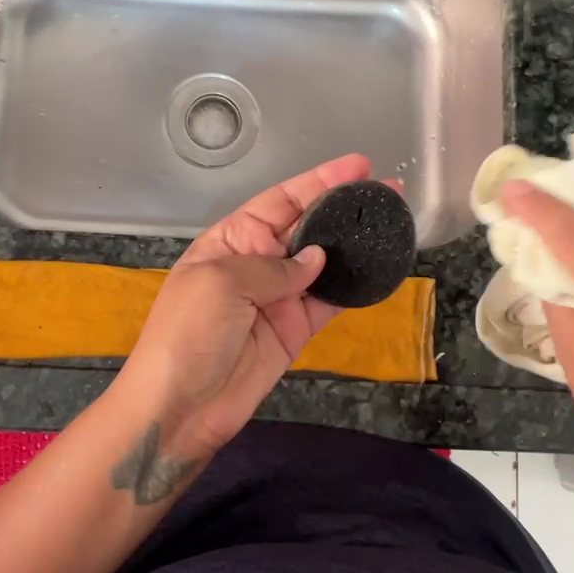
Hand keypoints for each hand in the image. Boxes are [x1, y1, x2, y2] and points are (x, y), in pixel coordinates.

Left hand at [112, 154, 380, 453]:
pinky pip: (330, 302)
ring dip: (355, 246)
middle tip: (388, 192)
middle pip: (307, 226)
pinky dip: (353, 288)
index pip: (280, 200)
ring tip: (392, 224)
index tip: (359, 165)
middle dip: (343, 208)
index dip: (318, 181)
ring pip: (324, 264)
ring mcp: (278, 298)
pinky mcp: (295, 331)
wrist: (181, 406)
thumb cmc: (188, 334)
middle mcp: (257, 263)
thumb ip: (273, 267)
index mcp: (230, 240)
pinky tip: (379, 270)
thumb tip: (316, 259)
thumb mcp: (221, 283)